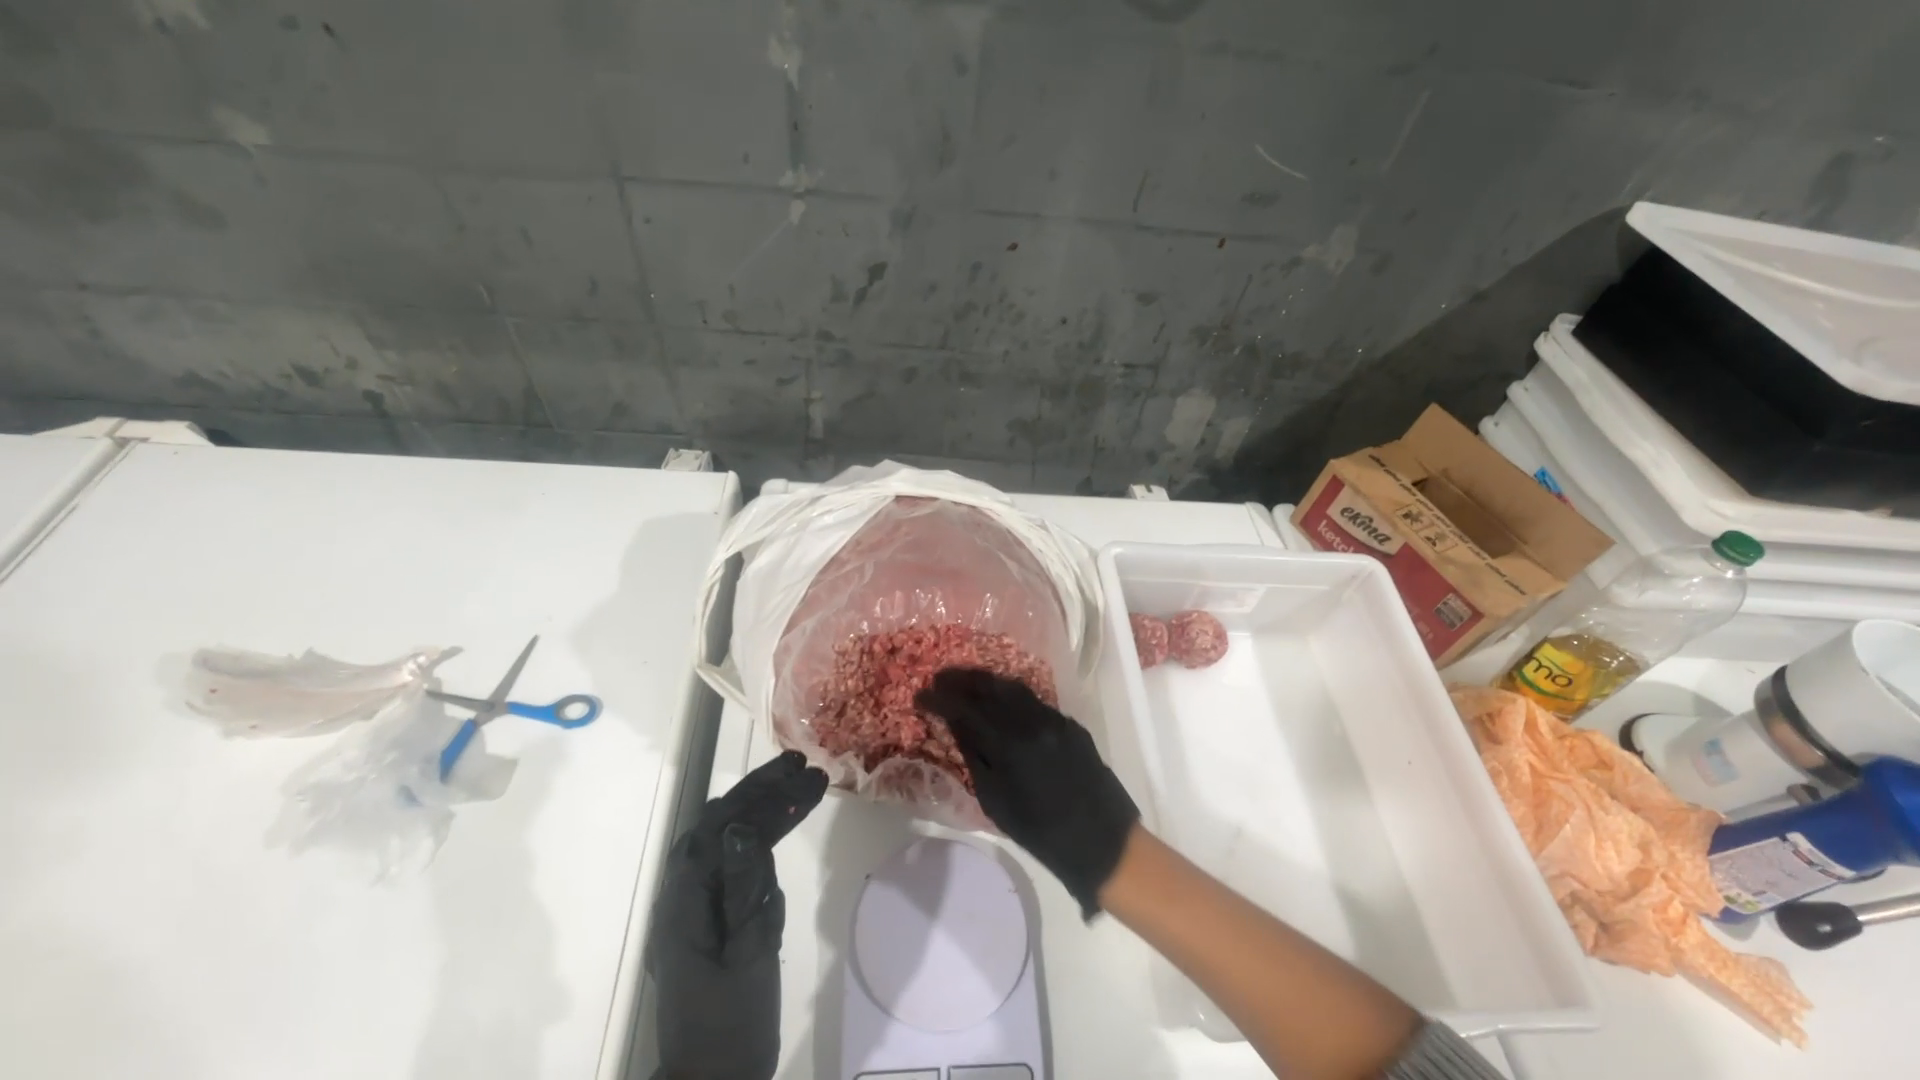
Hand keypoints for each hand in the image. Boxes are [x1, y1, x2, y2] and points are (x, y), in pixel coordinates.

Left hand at [648, 751, 826, 1079]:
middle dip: (761, 794)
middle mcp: (681, 897)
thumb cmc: (731, 1023)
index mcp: (684, 901)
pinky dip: (755, 842)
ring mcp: (691, 910)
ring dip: (759, 813)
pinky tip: (775, 832)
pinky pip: (728, 868)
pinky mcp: (707, 924)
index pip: (720, 827)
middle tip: (804, 769)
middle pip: (717, 827)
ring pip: (722, 844)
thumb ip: (744, 891)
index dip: (761, 795)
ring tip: (799, 787)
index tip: (802, 774)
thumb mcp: (747, 957)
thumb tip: (739, 829)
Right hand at [916, 668, 1139, 918]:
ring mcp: (1056, 720)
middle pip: (991, 688)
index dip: (940, 700)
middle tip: (939, 679)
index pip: (966, 709)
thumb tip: (955, 724)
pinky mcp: (1071, 725)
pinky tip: (999, 702)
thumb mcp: (996, 802)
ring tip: (964, 684)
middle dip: (962, 680)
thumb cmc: (1042, 834)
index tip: (920, 696)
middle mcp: (1034, 722)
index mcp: (1011, 744)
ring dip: (987, 683)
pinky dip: (1011, 696)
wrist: (1103, 842)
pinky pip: (1035, 701)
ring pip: (1015, 689)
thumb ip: (975, 757)